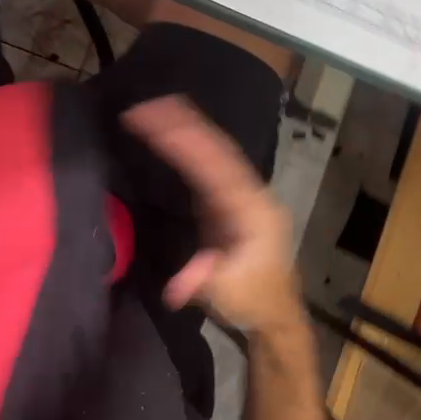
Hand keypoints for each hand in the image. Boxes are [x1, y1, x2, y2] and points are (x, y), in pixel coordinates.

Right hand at [124, 97, 305, 336]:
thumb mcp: (228, 296)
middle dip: (183, 123)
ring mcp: (240, 194)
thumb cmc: (252, 302)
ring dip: (186, 127)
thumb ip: (205, 282)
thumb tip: (179, 285)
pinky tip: (171, 130)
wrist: (273, 315)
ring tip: (154, 107)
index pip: (215, 167)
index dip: (186, 142)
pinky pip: (209, 163)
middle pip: (216, 149)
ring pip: (214, 151)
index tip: (156, 123)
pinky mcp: (228, 200)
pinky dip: (189, 143)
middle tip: (147, 105)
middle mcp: (249, 193)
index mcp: (252, 210)